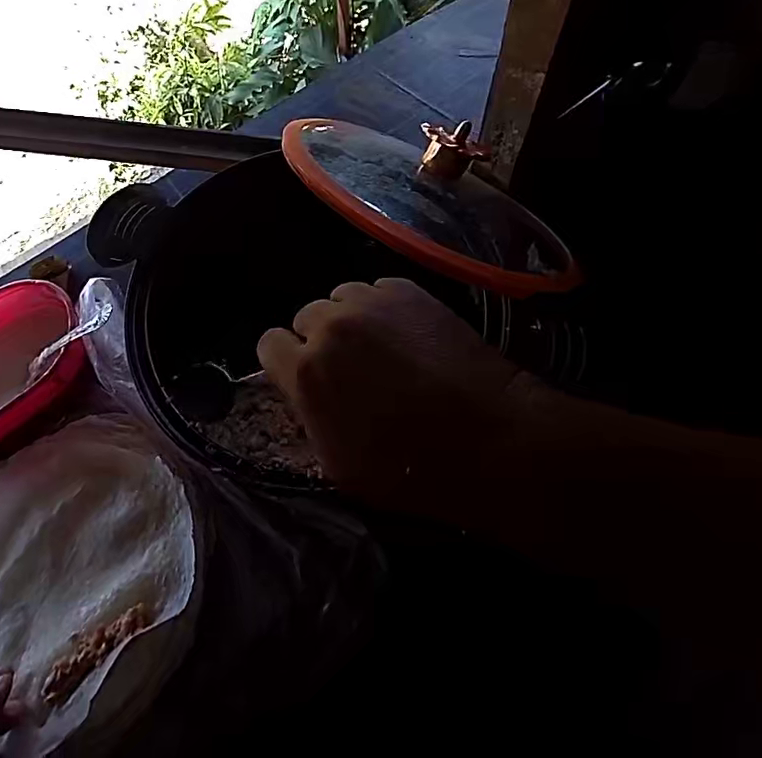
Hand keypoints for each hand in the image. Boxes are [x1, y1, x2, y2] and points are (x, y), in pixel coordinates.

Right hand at [257, 278, 524, 500]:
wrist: (493, 441)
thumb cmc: (411, 470)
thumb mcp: (337, 466)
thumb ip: (306, 419)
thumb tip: (301, 395)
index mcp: (305, 372)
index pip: (268, 343)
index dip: (285, 361)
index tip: (304, 376)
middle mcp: (329, 327)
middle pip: (305, 318)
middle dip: (319, 339)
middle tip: (351, 366)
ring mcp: (370, 303)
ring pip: (340, 299)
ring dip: (350, 320)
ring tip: (381, 346)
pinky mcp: (408, 292)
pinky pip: (377, 290)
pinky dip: (384, 309)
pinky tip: (407, 335)